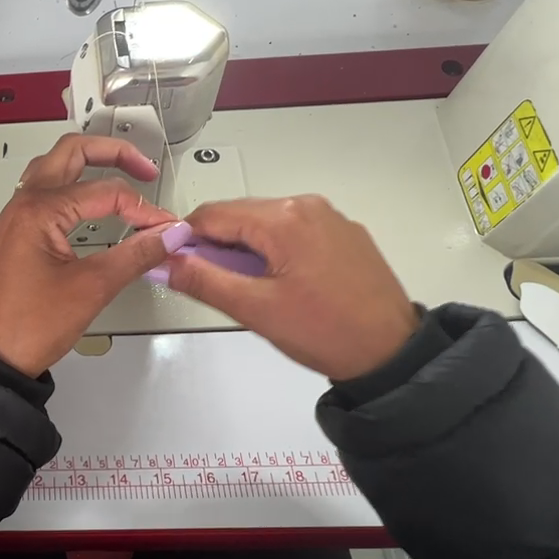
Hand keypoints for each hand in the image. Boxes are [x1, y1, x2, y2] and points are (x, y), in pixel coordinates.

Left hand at [0, 134, 178, 376]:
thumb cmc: (30, 325)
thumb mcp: (93, 287)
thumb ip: (136, 254)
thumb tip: (169, 234)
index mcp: (39, 210)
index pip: (106, 191)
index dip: (143, 208)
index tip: (166, 228)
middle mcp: (24, 203)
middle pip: (72, 152)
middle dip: (113, 153)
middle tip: (145, 167)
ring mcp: (17, 215)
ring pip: (56, 166)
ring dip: (89, 162)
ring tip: (123, 172)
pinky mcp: (19, 231)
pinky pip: (46, 189)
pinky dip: (73, 184)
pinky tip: (92, 199)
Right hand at [161, 196, 418, 379]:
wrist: (391, 353)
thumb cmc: (324, 332)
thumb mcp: (254, 309)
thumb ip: (202, 280)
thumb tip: (166, 262)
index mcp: (283, 218)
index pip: (212, 215)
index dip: (185, 239)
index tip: (174, 265)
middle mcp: (307, 205)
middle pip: (239, 215)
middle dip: (216, 245)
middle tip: (210, 284)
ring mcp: (330, 217)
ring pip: (264, 223)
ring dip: (244, 249)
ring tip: (248, 289)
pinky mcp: (344, 233)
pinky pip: (293, 231)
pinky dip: (273, 250)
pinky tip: (278, 283)